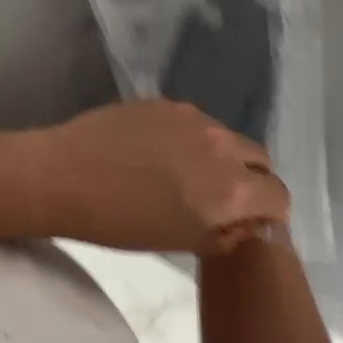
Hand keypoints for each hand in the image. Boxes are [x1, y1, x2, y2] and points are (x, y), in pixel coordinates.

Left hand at [36, 99, 290, 255]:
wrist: (63, 176)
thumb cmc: (121, 222)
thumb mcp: (184, 241)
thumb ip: (229, 231)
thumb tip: (249, 221)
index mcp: (232, 188)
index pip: (278, 195)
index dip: (268, 211)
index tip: (249, 218)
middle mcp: (220, 145)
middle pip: (257, 158)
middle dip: (249, 177)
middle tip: (218, 195)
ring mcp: (190, 117)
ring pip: (224, 135)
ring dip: (217, 153)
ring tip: (182, 170)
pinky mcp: (161, 101)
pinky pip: (192, 120)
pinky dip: (188, 136)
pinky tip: (157, 150)